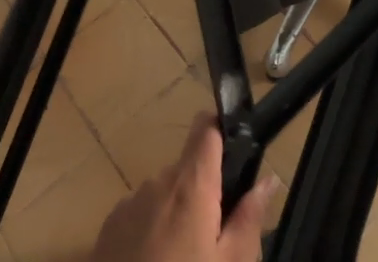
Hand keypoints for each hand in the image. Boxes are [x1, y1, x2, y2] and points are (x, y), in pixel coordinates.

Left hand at [91, 114, 278, 261]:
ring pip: (164, 193)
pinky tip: (157, 260)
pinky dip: (153, 227)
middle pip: (188, 169)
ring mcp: (130, 203)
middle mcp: (158, 183)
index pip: (205, 129)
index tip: (234, 147)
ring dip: (177, 212)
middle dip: (204, 191)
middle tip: (215, 232)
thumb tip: (267, 181)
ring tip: (185, 253)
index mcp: (191, 186)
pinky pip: (141, 213)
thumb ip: (249, 218)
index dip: (220, 130)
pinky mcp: (110, 225)